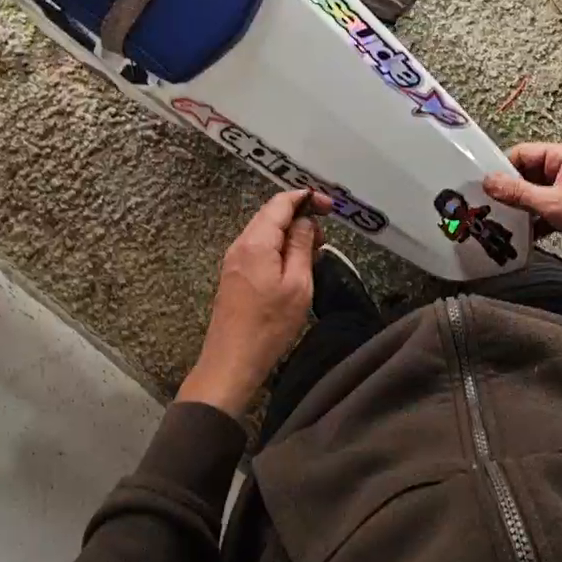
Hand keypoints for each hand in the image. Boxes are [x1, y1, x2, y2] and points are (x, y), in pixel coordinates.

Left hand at [177, 190, 330, 418]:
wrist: (231, 363)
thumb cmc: (269, 325)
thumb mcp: (297, 285)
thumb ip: (301, 246)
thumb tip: (305, 222)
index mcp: (256, 242)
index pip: (281, 203)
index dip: (307, 198)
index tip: (331, 207)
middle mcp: (241, 244)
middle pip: (271, 214)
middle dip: (300, 216)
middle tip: (324, 238)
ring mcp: (234, 259)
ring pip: (265, 231)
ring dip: (290, 234)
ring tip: (313, 253)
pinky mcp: (234, 275)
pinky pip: (259, 248)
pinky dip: (279, 248)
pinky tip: (293, 266)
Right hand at [483, 144, 561, 281]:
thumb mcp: (552, 203)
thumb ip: (518, 192)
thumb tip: (488, 181)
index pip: (523, 153)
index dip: (503, 168)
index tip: (484, 185)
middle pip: (528, 174)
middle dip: (510, 191)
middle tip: (487, 206)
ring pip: (536, 194)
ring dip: (522, 208)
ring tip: (500, 222)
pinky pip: (547, 210)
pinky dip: (536, 221)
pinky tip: (523, 236)